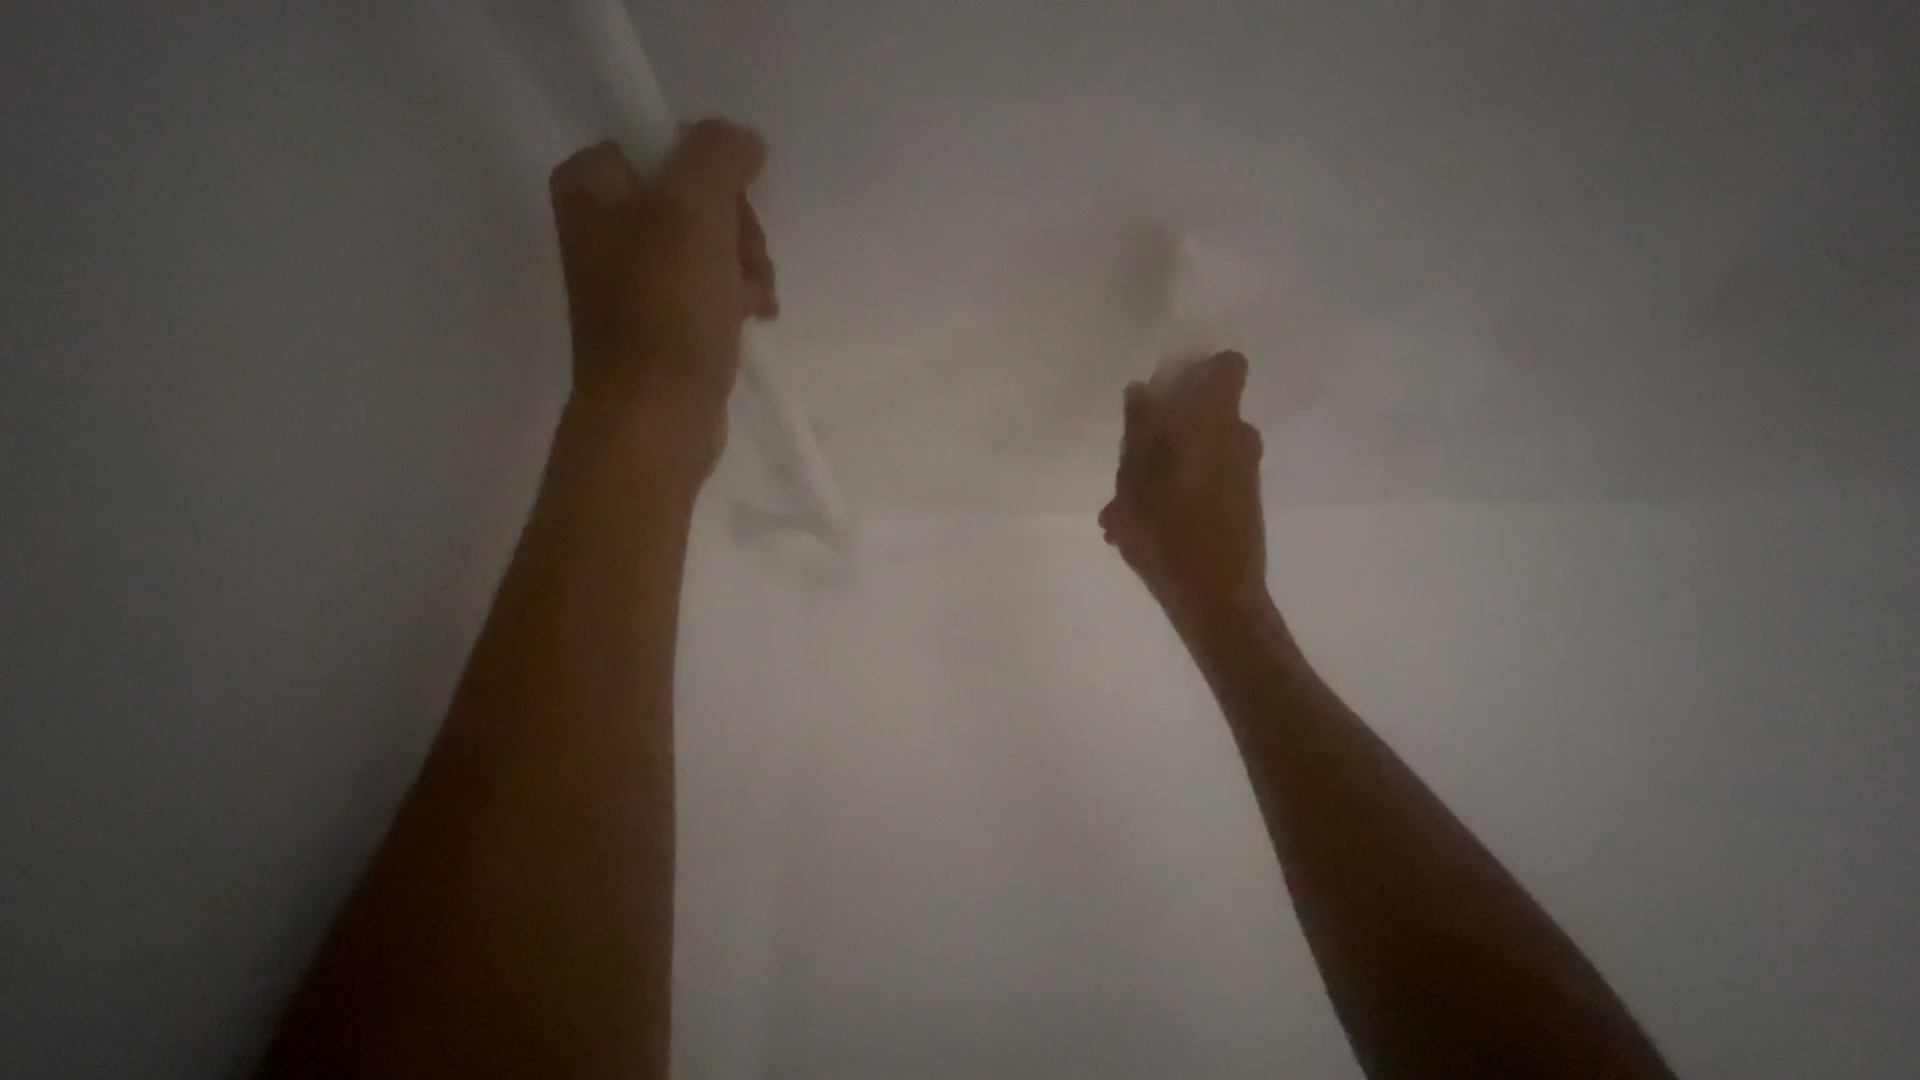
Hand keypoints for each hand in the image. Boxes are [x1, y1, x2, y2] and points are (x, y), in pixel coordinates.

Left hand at [547, 119, 777, 475]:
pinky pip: (714, 284)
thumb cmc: (666, 309)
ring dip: (747, 266)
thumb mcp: (692, 208)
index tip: (732, 211)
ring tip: (748, 303)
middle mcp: (606, 223)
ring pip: (715, 242)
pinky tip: (751, 319)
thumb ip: (718, 152)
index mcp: (591, 183)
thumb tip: (743, 140)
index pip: (668, 142)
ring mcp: (636, 275)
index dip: (714, 174)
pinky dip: (739, 296)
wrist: (657, 415)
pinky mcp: (664, 318)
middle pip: (698, 194)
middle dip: (736, 230)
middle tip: (741, 266)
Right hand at [1099, 350, 1267, 617]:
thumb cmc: (1166, 533)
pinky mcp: (1242, 502)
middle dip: (1163, 429)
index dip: (1196, 370)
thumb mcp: (1134, 479)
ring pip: (1197, 451)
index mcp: (1213, 421)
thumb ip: (1138, 429)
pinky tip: (1140, 529)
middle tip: (1126, 464)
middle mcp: (1237, 439)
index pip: (1226, 366)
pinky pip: (1204, 481)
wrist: (1216, 598)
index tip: (1164, 392)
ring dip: (1161, 469)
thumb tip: (1142, 390)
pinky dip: (1175, 493)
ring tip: (1123, 509)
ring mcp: (1243, 472)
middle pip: (1202, 411)